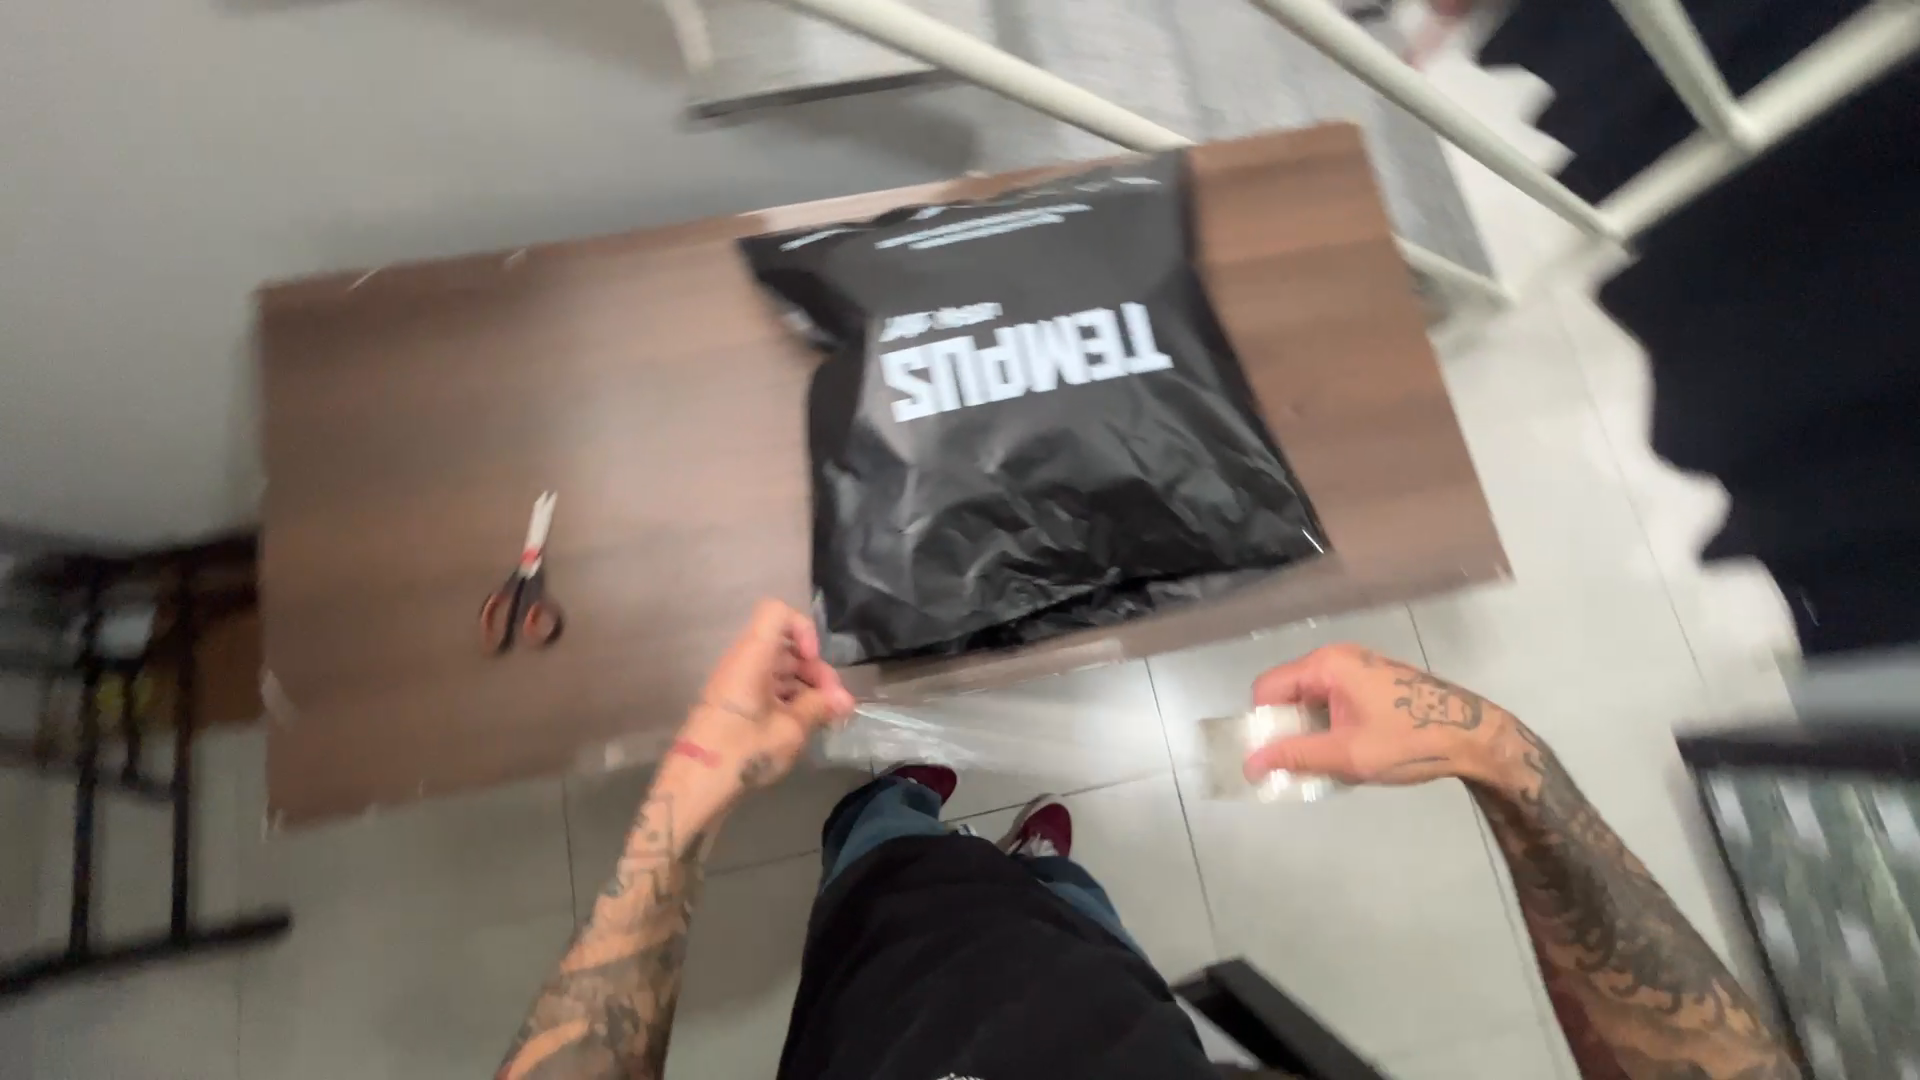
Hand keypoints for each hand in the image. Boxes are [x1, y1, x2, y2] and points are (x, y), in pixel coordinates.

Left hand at [672, 599, 855, 797]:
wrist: (693, 790)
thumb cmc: (742, 752)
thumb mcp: (790, 730)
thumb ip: (820, 708)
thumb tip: (845, 701)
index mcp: (752, 657)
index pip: (777, 613)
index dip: (802, 629)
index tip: (813, 661)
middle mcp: (744, 663)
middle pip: (786, 647)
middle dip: (816, 670)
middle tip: (837, 703)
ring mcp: (738, 685)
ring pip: (780, 670)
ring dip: (807, 689)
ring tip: (828, 719)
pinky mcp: (736, 706)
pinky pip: (769, 689)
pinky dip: (791, 700)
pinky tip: (808, 726)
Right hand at [1242, 644, 1525, 789]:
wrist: (1479, 738)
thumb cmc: (1410, 742)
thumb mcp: (1348, 756)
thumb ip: (1294, 757)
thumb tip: (1250, 765)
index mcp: (1325, 665)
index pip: (1267, 689)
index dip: (1263, 723)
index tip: (1275, 756)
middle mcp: (1335, 657)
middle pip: (1288, 691)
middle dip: (1289, 729)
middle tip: (1305, 763)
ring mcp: (1356, 666)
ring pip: (1310, 698)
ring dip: (1311, 729)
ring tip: (1332, 759)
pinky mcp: (1372, 679)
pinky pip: (1332, 698)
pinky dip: (1330, 723)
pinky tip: (1351, 747)